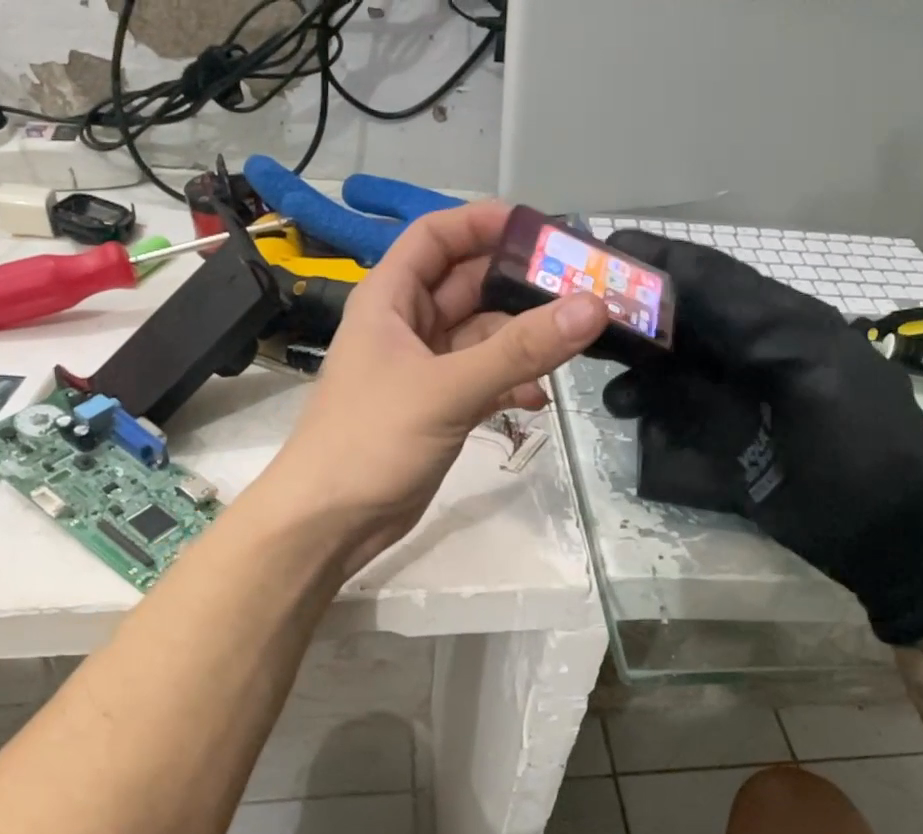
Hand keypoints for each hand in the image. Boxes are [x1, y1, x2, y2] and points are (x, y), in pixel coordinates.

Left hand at [247, 202, 609, 576]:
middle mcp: (408, 326)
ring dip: (524, 341)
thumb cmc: (371, 440)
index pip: (437, 237)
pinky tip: (541, 398)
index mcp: (391, 299)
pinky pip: (484, 382)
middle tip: (583, 289)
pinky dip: (511, 385)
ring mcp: (424, 371)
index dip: (484, 223)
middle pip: (470, 287)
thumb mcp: (447, 388)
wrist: (330, 521)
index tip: (542, 229)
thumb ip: (519, 350)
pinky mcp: (439, 411)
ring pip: (484, 338)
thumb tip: (592, 307)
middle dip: (521, 286)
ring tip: (577, 344)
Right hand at [600, 232, 922, 644]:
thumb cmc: (855, 464)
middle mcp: (765, 350)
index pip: (709, 278)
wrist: (898, 536)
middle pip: (691, 321)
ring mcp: (756, 394)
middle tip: (582, 322)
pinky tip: (640, 424)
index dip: (656, 263)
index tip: (600, 252)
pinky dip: (664, 413)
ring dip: (645, 375)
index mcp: (786, 326)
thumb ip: (726, 367)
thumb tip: (654, 347)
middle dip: (637, 320)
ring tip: (613, 396)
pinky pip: (695, 412)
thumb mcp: (799, 395)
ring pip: (687, 368)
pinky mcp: (748, 434)